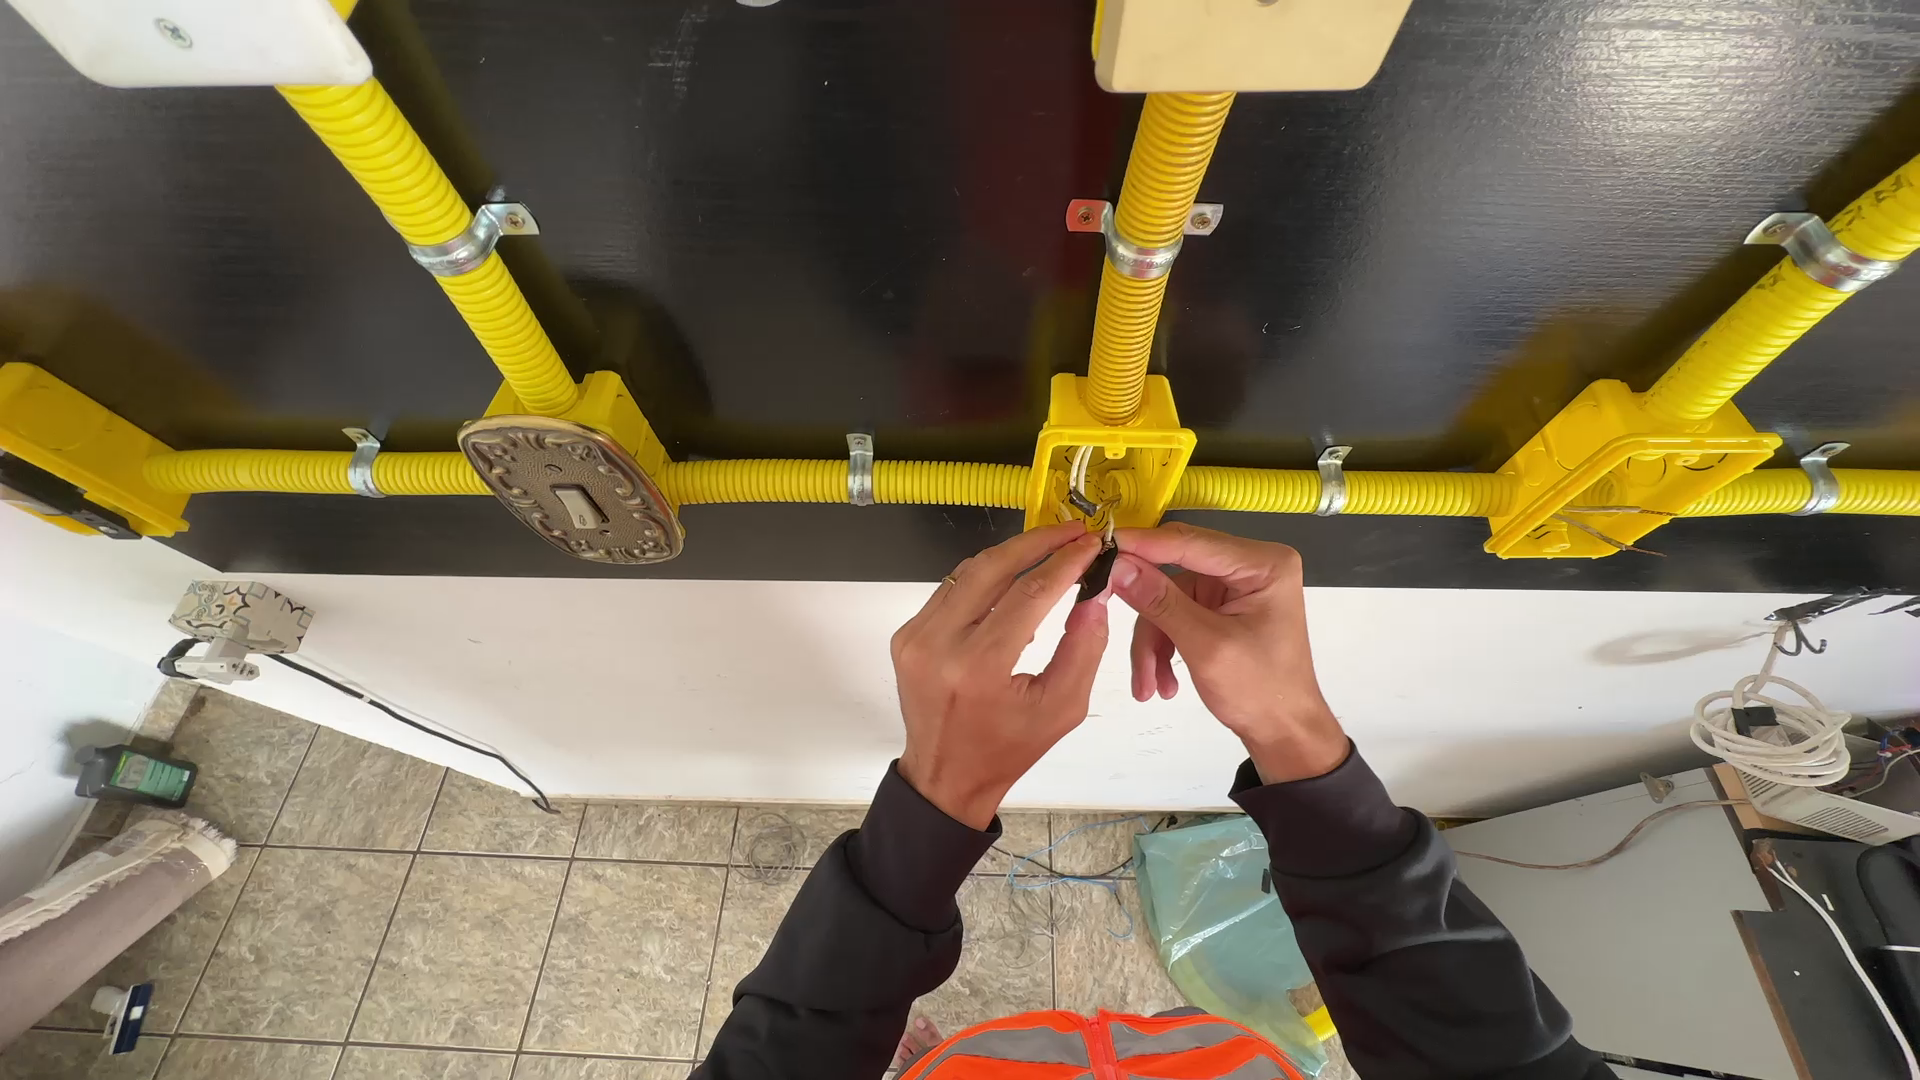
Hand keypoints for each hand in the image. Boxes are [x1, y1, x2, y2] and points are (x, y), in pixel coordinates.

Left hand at [891, 523, 1110, 827]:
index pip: (1029, 595)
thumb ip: (1083, 649)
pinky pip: (951, 589)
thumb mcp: (1061, 709)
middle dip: (1036, 542)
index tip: (1090, 546)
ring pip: (968, 572)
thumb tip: (1094, 594)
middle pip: (992, 568)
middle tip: (1071, 531)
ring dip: (1010, 554)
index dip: (1064, 564)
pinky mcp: (906, 634)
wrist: (945, 775)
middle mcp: (939, 644)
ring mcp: (915, 637)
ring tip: (1048, 545)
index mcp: (978, 668)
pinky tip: (1014, 578)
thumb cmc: (1006, 749)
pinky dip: (985, 577)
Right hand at [1109, 523, 1347, 783]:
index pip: (1189, 541)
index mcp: (1262, 563)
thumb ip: (1160, 602)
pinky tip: (1162, 682)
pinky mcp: (1216, 606)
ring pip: (1166, 597)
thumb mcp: (1205, 646)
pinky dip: (1163, 646)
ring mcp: (1230, 586)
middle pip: (1173, 568)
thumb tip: (1117, 565)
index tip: (1098, 548)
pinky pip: (1174, 614)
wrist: (1283, 733)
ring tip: (1149, 685)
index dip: (1141, 545)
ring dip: (1152, 641)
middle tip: (1102, 609)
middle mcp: (1247, 565)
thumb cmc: (1260, 691)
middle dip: (1146, 606)